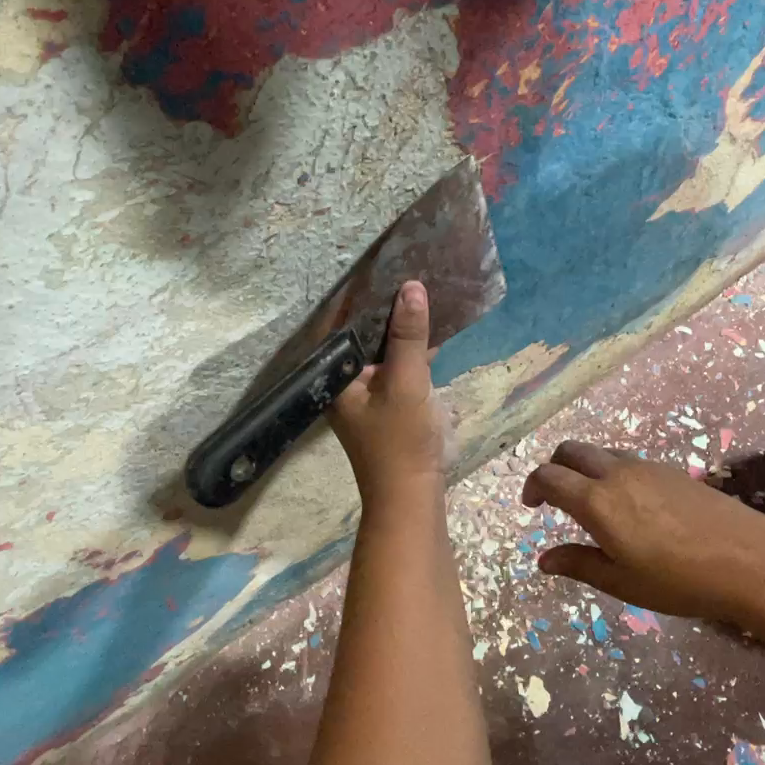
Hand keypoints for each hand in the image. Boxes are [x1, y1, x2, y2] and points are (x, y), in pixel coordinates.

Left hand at [329, 281, 446, 506]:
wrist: (411, 498)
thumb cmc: (401, 441)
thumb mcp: (407, 382)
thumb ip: (408, 336)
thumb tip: (411, 287)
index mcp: (336, 377)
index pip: (338, 325)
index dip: (355, 296)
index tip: (377, 266)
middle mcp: (344, 383)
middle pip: (359, 336)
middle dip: (381, 310)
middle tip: (402, 273)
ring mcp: (365, 396)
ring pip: (379, 351)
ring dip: (397, 329)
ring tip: (417, 293)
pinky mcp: (385, 405)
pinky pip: (394, 367)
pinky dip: (407, 351)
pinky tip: (428, 332)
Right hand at [521, 441, 764, 626]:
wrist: (750, 561)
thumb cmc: (679, 581)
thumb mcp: (622, 582)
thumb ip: (579, 564)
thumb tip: (544, 560)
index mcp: (596, 501)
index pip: (549, 477)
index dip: (532, 487)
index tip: (531, 506)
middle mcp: (616, 473)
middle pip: (570, 451)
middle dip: (554, 467)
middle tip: (554, 497)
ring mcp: (646, 467)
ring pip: (600, 452)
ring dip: (583, 468)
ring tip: (591, 502)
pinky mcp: (671, 471)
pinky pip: (627, 460)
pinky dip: (611, 471)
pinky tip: (629, 505)